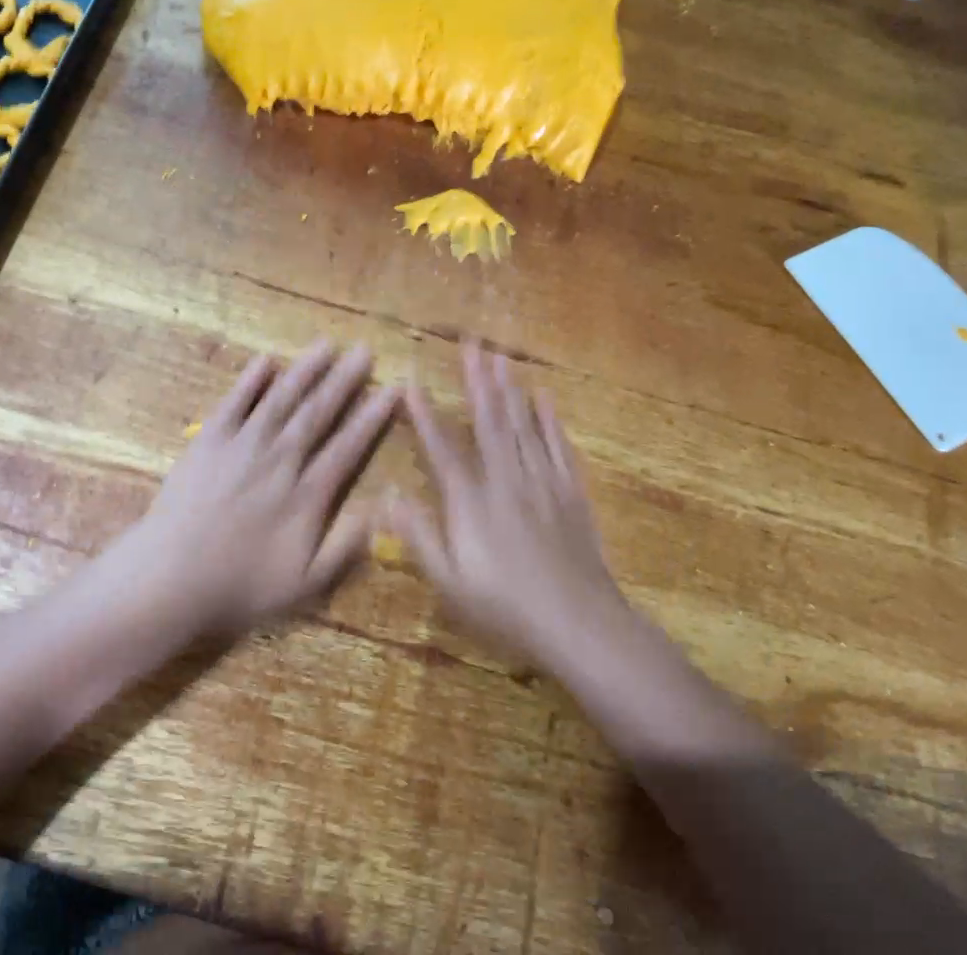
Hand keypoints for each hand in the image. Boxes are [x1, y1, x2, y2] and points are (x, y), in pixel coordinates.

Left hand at [131, 341, 398, 633]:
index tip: (393, 391)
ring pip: (280, 400)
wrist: (170, 576)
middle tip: (365, 351)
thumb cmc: (239, 588)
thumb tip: (382, 510)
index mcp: (306, 495)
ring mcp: (241, 446)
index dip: (372, 418)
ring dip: (304, 371)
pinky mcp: (206, 442)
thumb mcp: (304, 584)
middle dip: (344, 382)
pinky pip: (233, 403)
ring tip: (326, 344)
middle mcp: (279, 460)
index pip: (347, 447)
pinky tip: (266, 361)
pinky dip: (250, 381)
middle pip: (316, 414)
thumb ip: (345, 547)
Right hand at [391, 343, 625, 662]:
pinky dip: (550, 420)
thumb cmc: (505, 608)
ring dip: (510, 389)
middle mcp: (506, 481)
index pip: (443, 449)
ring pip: (524, 426)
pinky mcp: (572, 495)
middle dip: (477, 380)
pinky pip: (559, 447)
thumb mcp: (449, 581)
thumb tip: (387, 495)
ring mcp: (543, 484)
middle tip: (471, 342)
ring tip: (500, 356)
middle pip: (490, 422)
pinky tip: (544, 399)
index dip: (425, 415)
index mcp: (471, 503)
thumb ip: (419, 535)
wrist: (579, 623)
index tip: (412, 382)